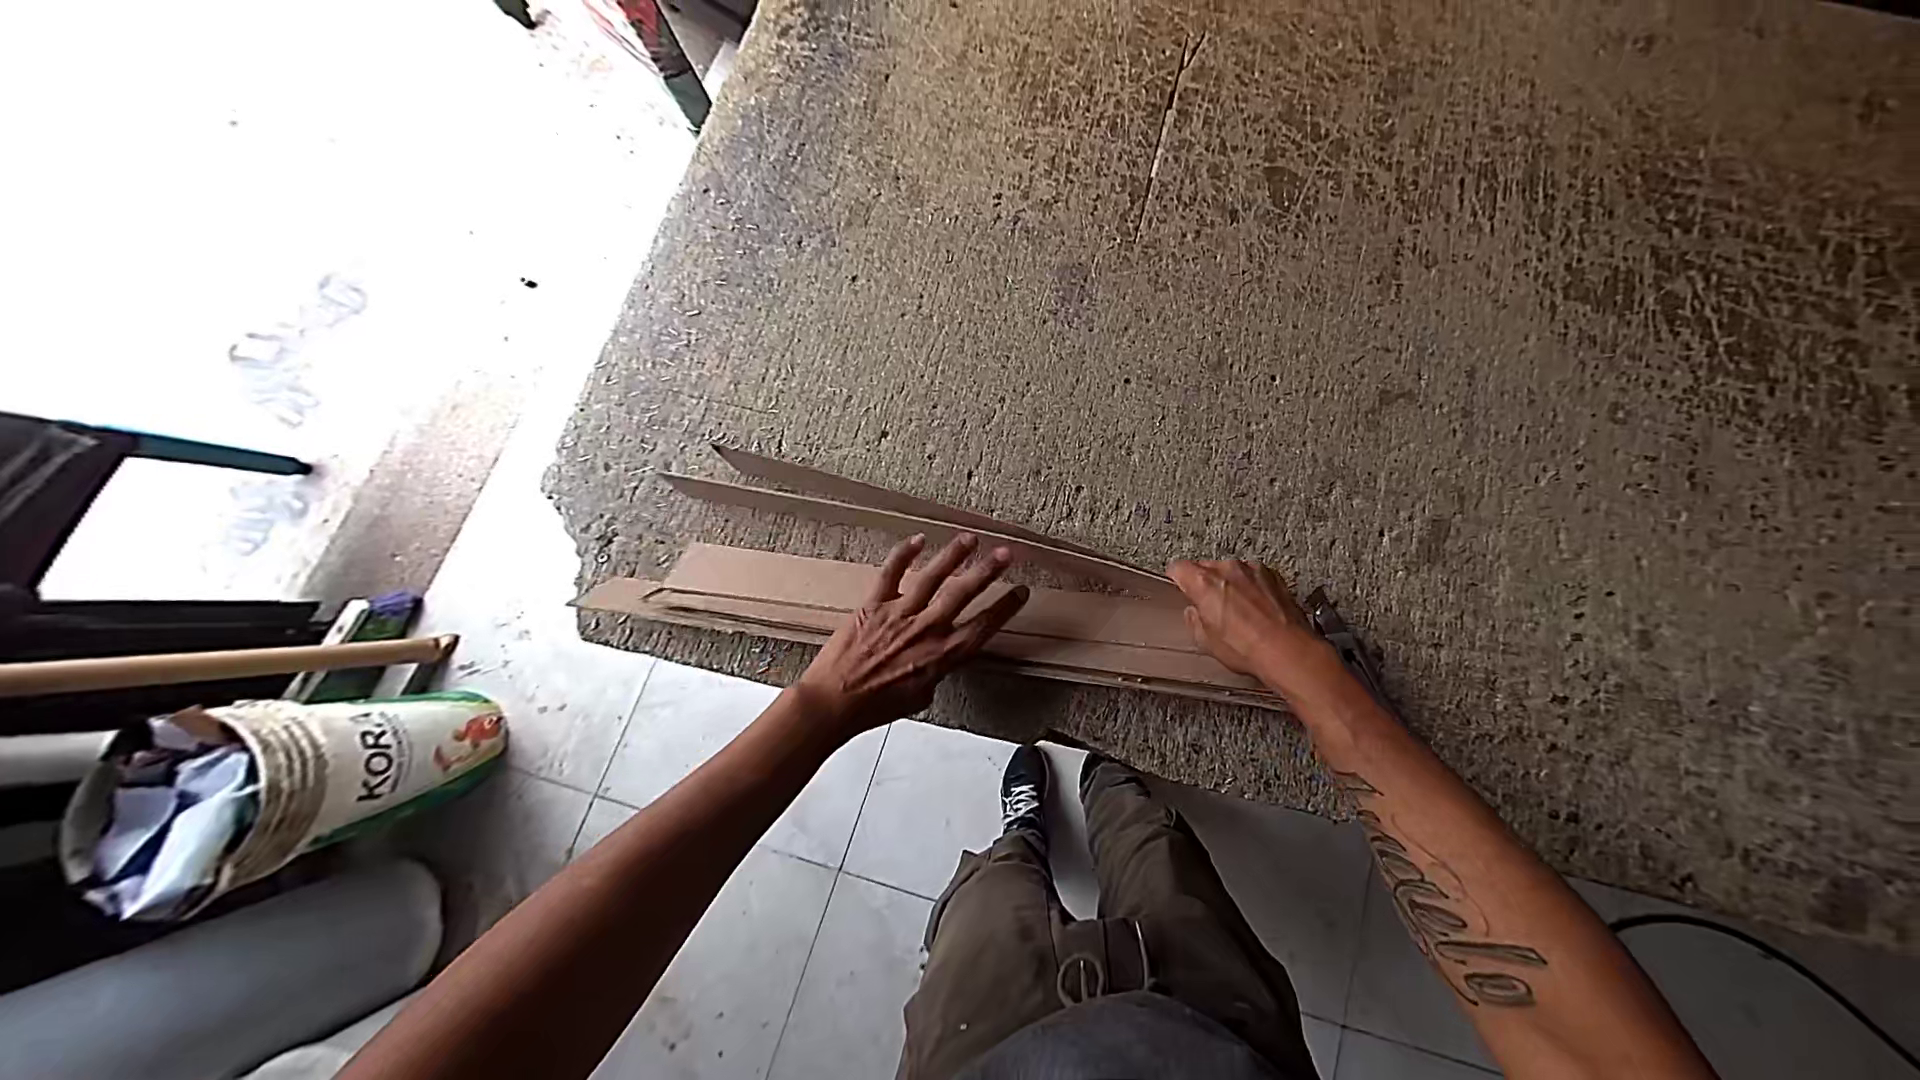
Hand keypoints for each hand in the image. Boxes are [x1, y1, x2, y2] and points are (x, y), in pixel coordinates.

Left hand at [794, 533, 1028, 736]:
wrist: (835, 702)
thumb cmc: (874, 705)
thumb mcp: (920, 696)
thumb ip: (936, 671)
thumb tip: (938, 659)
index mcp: (941, 656)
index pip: (984, 626)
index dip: (1005, 608)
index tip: (1020, 592)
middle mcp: (926, 630)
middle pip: (964, 593)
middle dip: (988, 571)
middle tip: (1006, 553)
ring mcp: (900, 614)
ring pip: (933, 577)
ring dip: (954, 555)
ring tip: (970, 538)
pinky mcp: (874, 605)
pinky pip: (891, 573)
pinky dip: (904, 554)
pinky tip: (918, 539)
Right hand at [1167, 559, 1332, 692]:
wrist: (1288, 651)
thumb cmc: (1249, 647)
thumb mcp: (1205, 641)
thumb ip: (1193, 619)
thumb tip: (1195, 614)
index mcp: (1203, 581)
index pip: (1178, 568)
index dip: (1177, 580)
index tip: (1180, 587)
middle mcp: (1227, 569)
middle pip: (1204, 567)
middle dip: (1204, 584)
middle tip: (1210, 608)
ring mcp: (1252, 570)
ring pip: (1230, 571)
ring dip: (1229, 585)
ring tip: (1236, 612)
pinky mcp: (1273, 576)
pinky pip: (1253, 576)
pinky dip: (1251, 588)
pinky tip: (1255, 611)